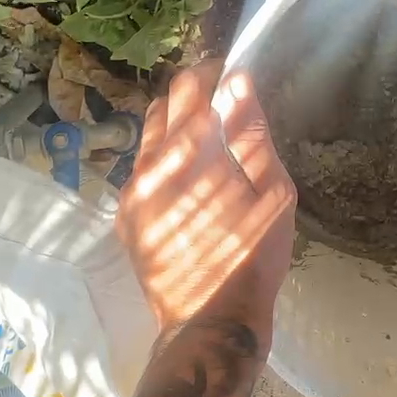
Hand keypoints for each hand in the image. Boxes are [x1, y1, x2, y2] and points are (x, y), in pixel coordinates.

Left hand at [118, 60, 296, 338]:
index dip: (210, 74)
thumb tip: (236, 79)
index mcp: (188, 152)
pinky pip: (142, 172)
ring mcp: (131, 192)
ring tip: (210, 157)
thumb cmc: (253, 255)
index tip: (232, 82)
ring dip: (176, 133)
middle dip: (191, 101)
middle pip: (162, 107)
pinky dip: (165, 165)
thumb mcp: (271, 191)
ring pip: (149, 140)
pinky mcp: (125, 217)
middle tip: (224, 118)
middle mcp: (149, 164)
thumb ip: (250, 131)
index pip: (186, 86)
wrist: (210, 321)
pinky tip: (191, 190)